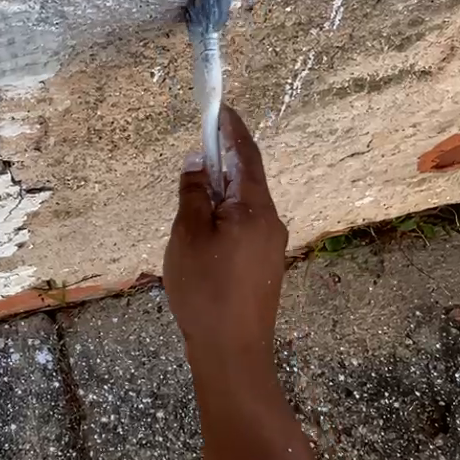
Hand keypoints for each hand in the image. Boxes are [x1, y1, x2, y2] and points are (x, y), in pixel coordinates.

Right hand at [162, 106, 287, 373]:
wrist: (233, 353)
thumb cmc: (205, 290)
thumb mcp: (188, 235)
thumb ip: (193, 193)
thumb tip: (199, 160)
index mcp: (255, 209)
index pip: (246, 155)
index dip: (232, 128)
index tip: (220, 106)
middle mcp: (271, 221)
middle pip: (248, 177)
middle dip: (223, 159)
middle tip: (197, 147)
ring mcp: (270, 245)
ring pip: (245, 202)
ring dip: (221, 188)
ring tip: (193, 190)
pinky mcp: (264, 265)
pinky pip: (245, 223)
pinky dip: (225, 211)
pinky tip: (204, 225)